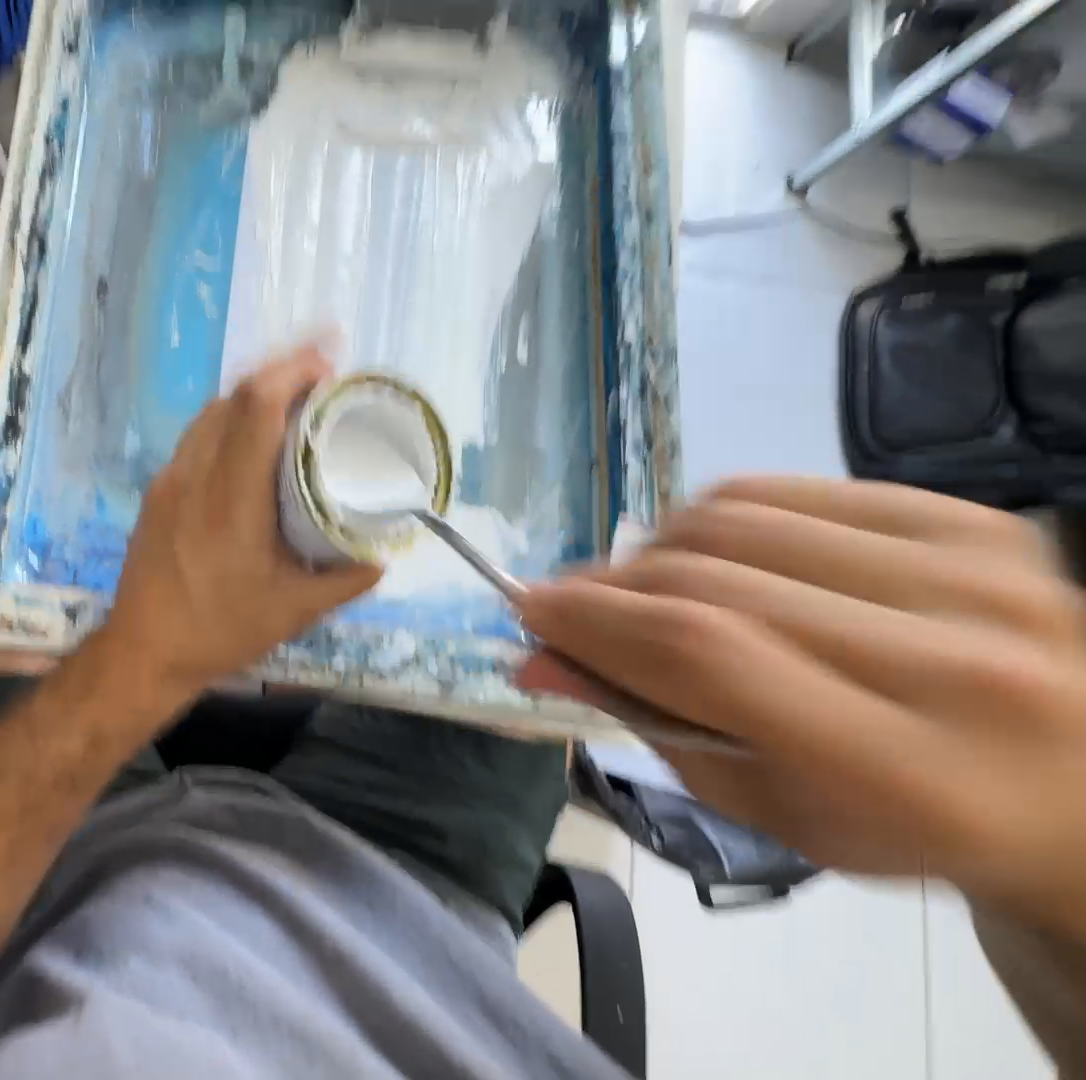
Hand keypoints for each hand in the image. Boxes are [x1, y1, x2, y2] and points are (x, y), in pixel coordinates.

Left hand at [96, 343, 382, 698]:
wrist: (142, 650)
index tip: (330, 362)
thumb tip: (381, 556)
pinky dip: (229, 421)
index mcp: (231, 500)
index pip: (255, 409)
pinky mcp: (157, 491)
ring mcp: (169, 481)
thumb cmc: (218, 632)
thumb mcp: (292, 612)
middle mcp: (194, 477)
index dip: (292, 371)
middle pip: (233, 398)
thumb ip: (343, 580)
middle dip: (280, 373)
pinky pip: (196, 437)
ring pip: (211, 413)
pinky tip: (253, 436)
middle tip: (324, 376)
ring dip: (252, 395)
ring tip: (295, 398)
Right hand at [515, 477, 1085, 938]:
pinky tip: (714, 558)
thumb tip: (534, 657)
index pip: (702, 652)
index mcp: (903, 766)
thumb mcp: (758, 802)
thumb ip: (644, 720)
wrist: (1071, 789)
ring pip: (734, 520)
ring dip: (655, 551)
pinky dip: (716, 518)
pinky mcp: (978, 524)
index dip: (592, 619)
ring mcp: (979, 578)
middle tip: (569, 607)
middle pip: (708, 582)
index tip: (526, 610)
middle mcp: (956, 659)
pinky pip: (786, 491)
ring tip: (645, 587)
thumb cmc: (893, 821)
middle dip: (607, 587)